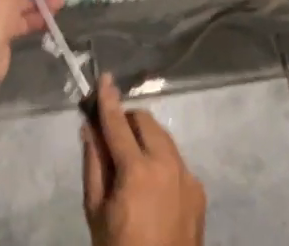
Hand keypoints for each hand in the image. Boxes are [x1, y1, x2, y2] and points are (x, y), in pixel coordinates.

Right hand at [82, 75, 205, 245]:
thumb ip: (93, 164)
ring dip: (145, 139)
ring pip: (164, 139)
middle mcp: (168, 165)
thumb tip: (89, 129)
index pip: (118, 123)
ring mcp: (188, 177)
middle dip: (128, 120)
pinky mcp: (199, 191)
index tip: (104, 78)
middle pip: (146, 122)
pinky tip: (151, 185)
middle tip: (112, 135)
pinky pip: (177, 162)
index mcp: (138, 170)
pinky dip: (161, 161)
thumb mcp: (96, 210)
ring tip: (131, 161)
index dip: (108, 99)